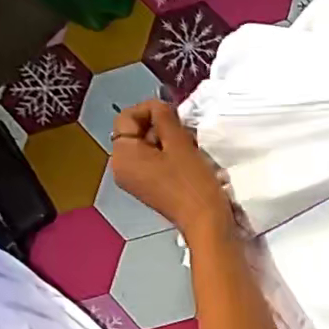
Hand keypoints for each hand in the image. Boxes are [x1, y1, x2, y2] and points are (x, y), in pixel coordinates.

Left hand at [109, 100, 233, 241]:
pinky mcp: (150, 190)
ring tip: (191, 148)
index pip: (128, 117)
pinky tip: (188, 161)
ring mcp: (135, 181)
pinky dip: (169, 157)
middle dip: (161, 128)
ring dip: (168, 142)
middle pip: (136, 133)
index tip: (177, 115)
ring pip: (148, 148)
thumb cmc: (193, 183)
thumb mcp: (179, 144)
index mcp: (122, 156)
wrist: (207, 223)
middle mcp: (122, 168)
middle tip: (187, 133)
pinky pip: (154, 163)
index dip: (151, 110)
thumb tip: (159, 106)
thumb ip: (165, 118)